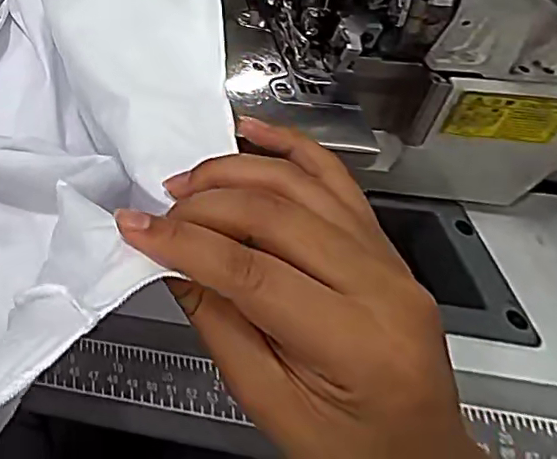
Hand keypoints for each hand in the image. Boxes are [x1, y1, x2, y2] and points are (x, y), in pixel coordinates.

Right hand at [115, 118, 479, 458]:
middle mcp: (382, 289)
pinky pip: (332, 175)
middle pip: (273, 215)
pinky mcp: (379, 238)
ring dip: (231, 171)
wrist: (419, 456)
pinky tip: (250, 130)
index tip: (137, 228)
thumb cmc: (349, 447)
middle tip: (159, 214)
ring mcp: (387, 256)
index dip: (185, 242)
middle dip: (201, 206)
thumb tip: (167, 257)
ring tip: (186, 183)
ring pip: (296, 183)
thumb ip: (214, 320)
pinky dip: (286, 145)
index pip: (252, 271)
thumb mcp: (268, 402)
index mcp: (358, 345)